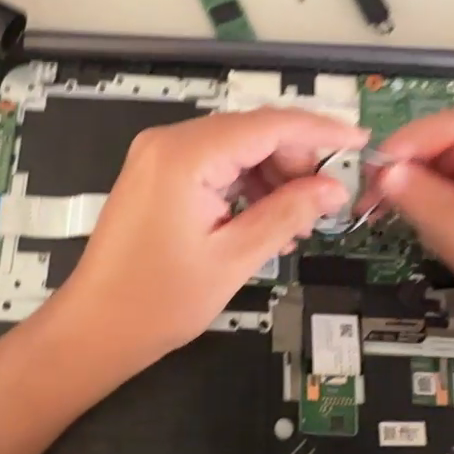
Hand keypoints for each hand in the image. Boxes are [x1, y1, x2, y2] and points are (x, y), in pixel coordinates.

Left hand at [55, 108, 366, 367]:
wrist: (95, 328)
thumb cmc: (157, 301)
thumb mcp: (234, 258)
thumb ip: (287, 214)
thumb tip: (333, 188)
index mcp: (185, 156)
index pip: (268, 125)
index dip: (319, 131)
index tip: (358, 140)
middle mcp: (169, 142)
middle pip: (252, 131)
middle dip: (296, 159)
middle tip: (327, 199)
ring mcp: (160, 155)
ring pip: (237, 146)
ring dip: (273, 174)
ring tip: (301, 217)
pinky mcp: (158, 172)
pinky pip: (216, 162)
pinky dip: (247, 182)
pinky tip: (269, 214)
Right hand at [375, 111, 453, 371]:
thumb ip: (432, 206)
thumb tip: (384, 172)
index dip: (409, 143)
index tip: (370, 172)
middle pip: (445, 150)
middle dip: (411, 176)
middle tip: (371, 206)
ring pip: (444, 181)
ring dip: (423, 205)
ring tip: (425, 239)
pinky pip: (453, 209)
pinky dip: (437, 225)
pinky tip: (444, 249)